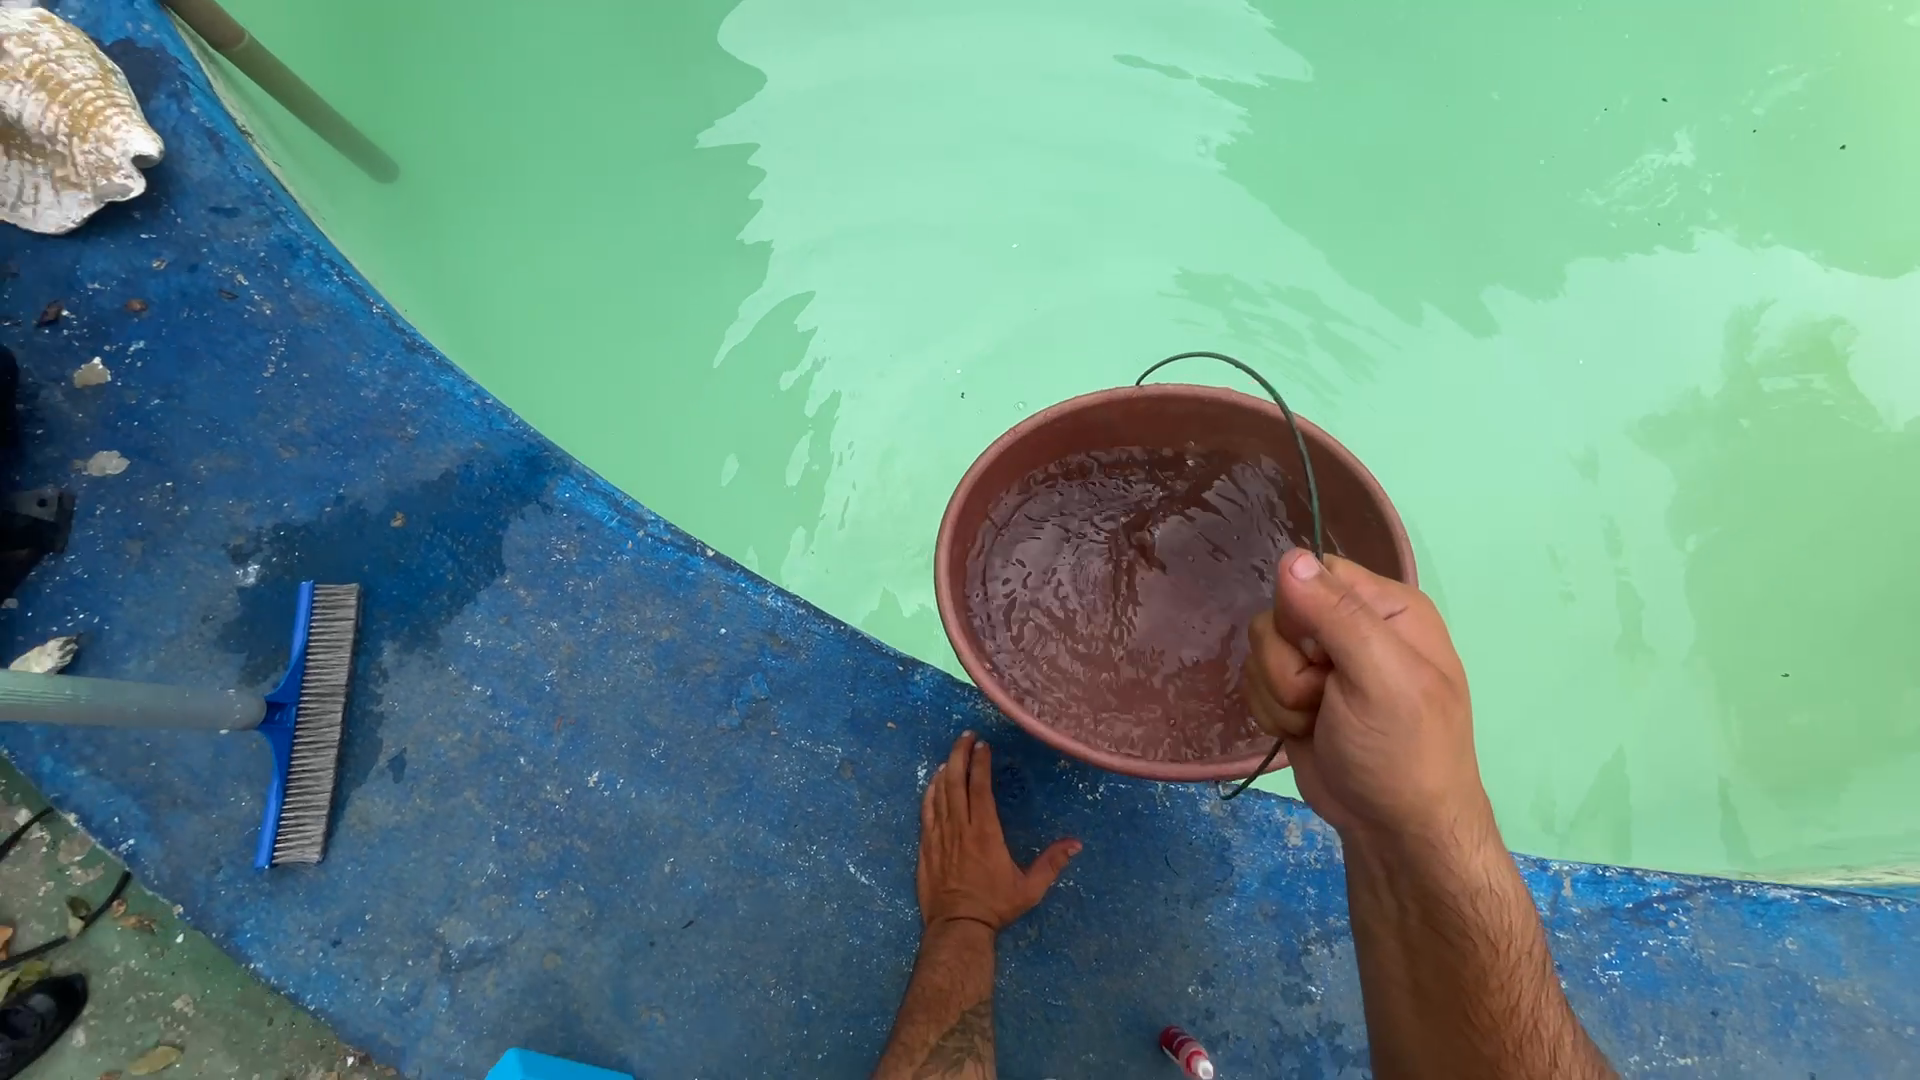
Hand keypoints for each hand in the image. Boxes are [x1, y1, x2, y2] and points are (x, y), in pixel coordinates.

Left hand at [917, 732, 1079, 931]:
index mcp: (985, 832)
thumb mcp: (1029, 888)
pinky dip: (930, 791)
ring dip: (946, 769)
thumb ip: (1052, 863)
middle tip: (965, 736)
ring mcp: (940, 835)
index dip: (980, 762)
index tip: (983, 744)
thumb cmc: (995, 906)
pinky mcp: (926, 845)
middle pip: (956, 781)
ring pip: (939, 792)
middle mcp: (960, 828)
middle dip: (960, 754)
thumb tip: (1076, 844)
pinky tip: (934, 780)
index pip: (980, 787)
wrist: (958, 928)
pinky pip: (926, 810)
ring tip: (952, 753)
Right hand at [1245, 550, 1486, 843]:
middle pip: (1278, 613)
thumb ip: (1336, 614)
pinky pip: (1254, 679)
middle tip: (1325, 696)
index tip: (1323, 653)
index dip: (1304, 611)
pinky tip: (1303, 730)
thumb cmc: (1403, 751)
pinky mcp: (1294, 692)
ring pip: (1260, 649)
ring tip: (1319, 720)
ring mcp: (1320, 662)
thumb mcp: (1381, 678)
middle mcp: (1352, 627)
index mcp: (1386, 608)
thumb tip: (1289, 557)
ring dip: (1278, 693)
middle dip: (1287, 663)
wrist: (1392, 829)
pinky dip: (1271, 710)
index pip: (1315, 573)